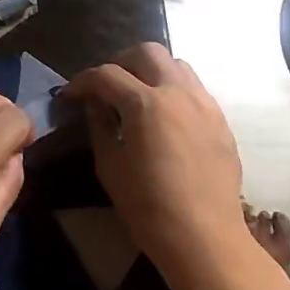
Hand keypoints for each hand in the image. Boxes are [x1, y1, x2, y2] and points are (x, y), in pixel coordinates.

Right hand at [63, 44, 246, 272]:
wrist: (203, 237)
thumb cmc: (146, 204)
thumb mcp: (109, 163)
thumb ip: (99, 124)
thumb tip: (92, 104)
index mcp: (146, 103)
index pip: (105, 74)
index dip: (81, 82)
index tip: (68, 96)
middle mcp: (179, 94)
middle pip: (146, 52)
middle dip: (119, 62)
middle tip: (103, 87)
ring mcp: (205, 106)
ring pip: (176, 65)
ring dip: (149, 72)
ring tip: (134, 96)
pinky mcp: (220, 122)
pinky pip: (194, 89)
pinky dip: (171, 90)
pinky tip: (160, 117)